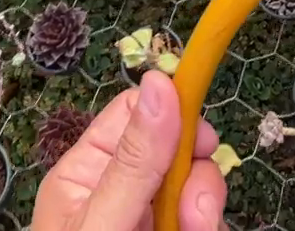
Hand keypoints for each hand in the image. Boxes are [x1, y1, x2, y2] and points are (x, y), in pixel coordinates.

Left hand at [33, 71, 227, 230]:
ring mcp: (147, 217)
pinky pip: (203, 216)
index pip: (134, 111)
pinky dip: (209, 224)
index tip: (201, 137)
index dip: (172, 113)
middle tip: (195, 214)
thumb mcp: (101, 222)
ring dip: (206, 206)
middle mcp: (119, 189)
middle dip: (196, 175)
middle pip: (175, 148)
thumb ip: (134, 161)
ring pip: (196, 187)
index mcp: (85, 170)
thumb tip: (161, 79)